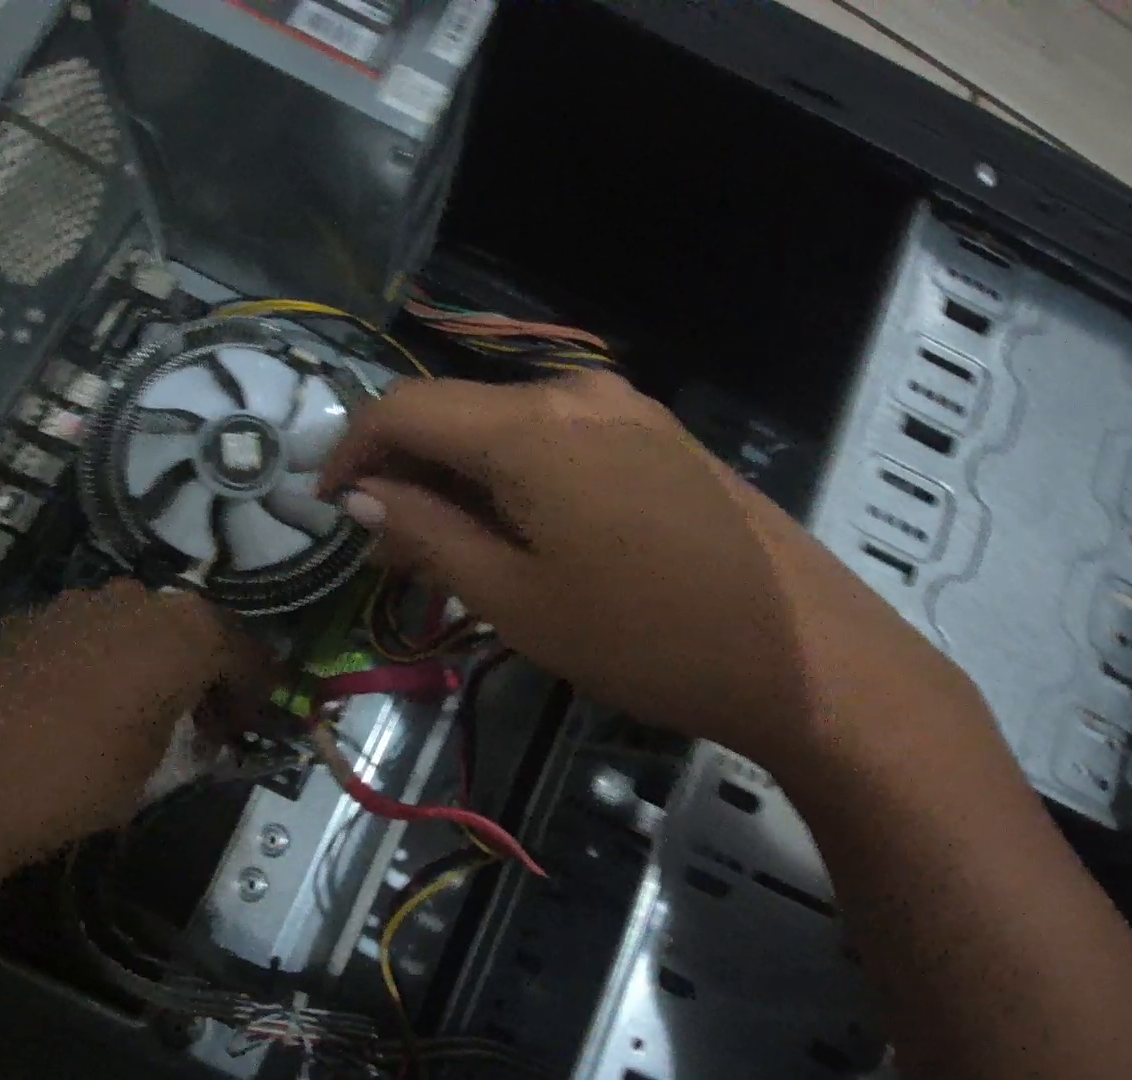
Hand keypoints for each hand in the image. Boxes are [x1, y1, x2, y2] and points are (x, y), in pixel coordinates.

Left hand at [0, 580, 261, 848]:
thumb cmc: (82, 775)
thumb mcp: (160, 766)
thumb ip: (189, 732)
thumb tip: (196, 729)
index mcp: (188, 631)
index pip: (242, 649)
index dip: (255, 686)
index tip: (252, 720)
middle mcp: (142, 599)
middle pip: (193, 627)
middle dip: (206, 668)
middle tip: (205, 717)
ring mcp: (84, 600)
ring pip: (140, 622)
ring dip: (155, 657)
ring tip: (144, 705)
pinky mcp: (36, 615)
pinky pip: (91, 630)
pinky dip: (105, 656)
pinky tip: (86, 698)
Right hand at [321, 371, 959, 768]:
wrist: (804, 656)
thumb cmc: (644, 637)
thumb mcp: (514, 598)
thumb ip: (427, 532)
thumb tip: (363, 494)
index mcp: (530, 425)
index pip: (403, 408)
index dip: (350, 450)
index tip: (328, 506)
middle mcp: (573, 392)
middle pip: (454, 410)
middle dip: (403, 468)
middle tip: (385, 542)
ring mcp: (624, 406)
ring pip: (503, 425)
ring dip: (457, 475)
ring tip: (445, 545)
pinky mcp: (655, 433)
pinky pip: (555, 437)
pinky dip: (510, 474)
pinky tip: (515, 527)